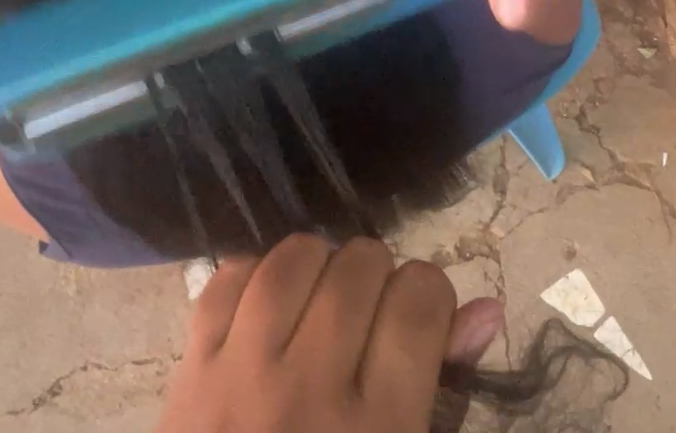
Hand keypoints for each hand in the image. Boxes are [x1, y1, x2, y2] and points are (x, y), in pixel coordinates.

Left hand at [155, 235, 504, 432]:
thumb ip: (449, 389)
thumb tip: (486, 309)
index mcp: (378, 427)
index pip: (420, 300)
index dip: (430, 294)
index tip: (420, 318)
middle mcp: (310, 393)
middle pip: (361, 266)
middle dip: (377, 277)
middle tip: (368, 318)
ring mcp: (241, 379)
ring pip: (294, 260)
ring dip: (319, 267)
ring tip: (320, 301)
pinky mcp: (189, 375)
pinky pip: (227, 280)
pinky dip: (255, 276)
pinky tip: (270, 309)